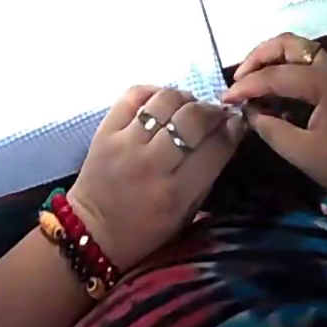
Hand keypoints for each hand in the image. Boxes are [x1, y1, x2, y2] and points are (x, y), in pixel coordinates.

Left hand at [66, 86, 244, 267]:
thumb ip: (208, 173)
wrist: (92, 233)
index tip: (235, 121)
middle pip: (192, 118)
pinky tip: (160, 103)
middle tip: (213, 113)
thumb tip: (229, 130)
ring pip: (165, 100)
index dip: (232, 128)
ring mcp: (126, 144)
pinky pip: (135, 95)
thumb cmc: (146, 229)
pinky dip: (153, 92)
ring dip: (184, 98)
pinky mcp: (105, 131)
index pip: (216, 147)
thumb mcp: (186, 213)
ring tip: (186, 106)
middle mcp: (152, 164)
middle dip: (211, 110)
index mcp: (175, 193)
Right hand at [223, 33, 326, 226]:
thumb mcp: (304, 154)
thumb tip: (249, 113)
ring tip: (250, 84)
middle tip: (238, 80)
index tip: (223, 100)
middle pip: (288, 44)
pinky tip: (273, 95)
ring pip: (299, 52)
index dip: (245, 86)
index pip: (274, 74)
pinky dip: (287, 72)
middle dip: (259, 56)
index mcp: (323, 81)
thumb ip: (271, 129)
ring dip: (273, 61)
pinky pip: (308, 67)